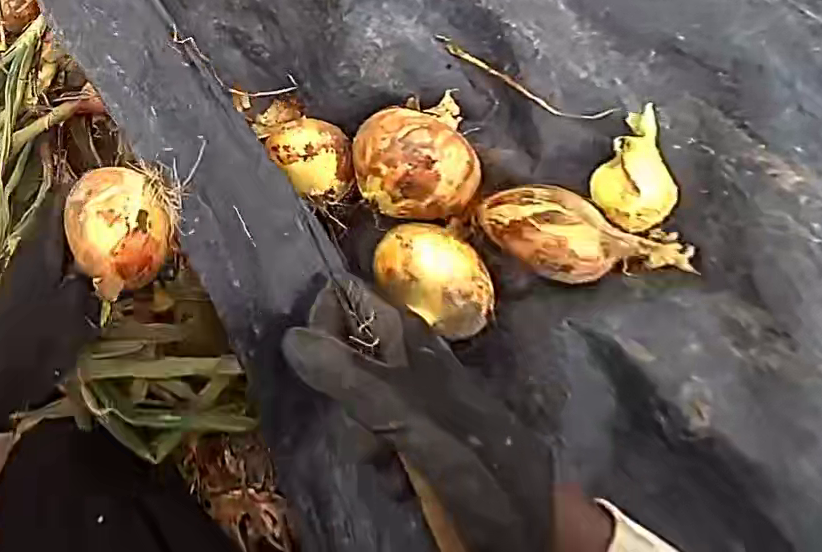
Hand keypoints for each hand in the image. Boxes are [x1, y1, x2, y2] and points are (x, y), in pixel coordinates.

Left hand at [0, 189, 100, 432]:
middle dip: (88, 212)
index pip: (59, 199)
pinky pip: (53, 261)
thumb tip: (111, 256)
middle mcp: (30, 250)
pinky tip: (92, 277)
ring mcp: (25, 270)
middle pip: (59, 217)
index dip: (83, 186)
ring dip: (81, 238)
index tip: (110, 183)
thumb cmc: (34, 340)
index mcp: (41, 245)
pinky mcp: (24, 290)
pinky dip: (73, 260)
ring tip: (113, 241)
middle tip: (120, 213)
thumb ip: (93, 276)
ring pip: (57, 240)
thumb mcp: (74, 307)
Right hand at [283, 278, 604, 551]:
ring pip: (351, 396)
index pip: (343, 293)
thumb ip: (348, 375)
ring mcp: (407, 395)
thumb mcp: (406, 413)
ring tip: (389, 463)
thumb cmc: (472, 458)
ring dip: (361, 435)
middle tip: (365, 426)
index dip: (322, 318)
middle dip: (341, 392)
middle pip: (340, 349)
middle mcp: (401, 356)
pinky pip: (371, 431)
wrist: (532, 528)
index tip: (320, 361)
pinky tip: (400, 480)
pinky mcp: (413, 433)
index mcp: (403, 333)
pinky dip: (378, 457)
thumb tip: (290, 336)